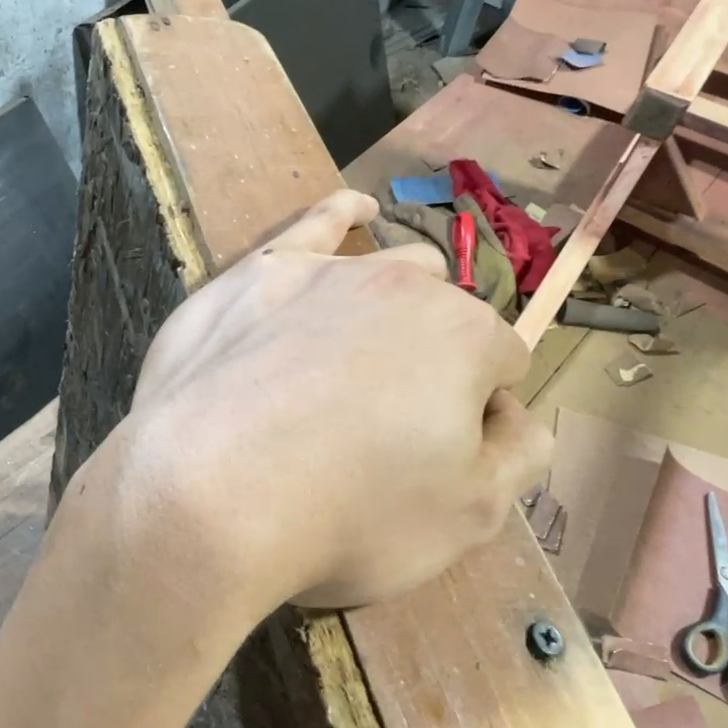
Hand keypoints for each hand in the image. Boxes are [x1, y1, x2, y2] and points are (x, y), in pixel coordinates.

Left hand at [80, 189, 552, 610]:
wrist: (209, 494)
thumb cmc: (350, 515)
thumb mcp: (469, 517)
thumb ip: (518, 454)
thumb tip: (514, 413)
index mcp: (466, 337)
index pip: (501, 363)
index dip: (483, 410)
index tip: (444, 451)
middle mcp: (401, 285)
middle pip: (444, 313)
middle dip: (437, 356)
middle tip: (392, 422)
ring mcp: (323, 271)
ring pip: (387, 270)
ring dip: (396, 301)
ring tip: (372, 349)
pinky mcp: (255, 273)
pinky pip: (314, 223)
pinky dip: (342, 214)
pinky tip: (355, 211)